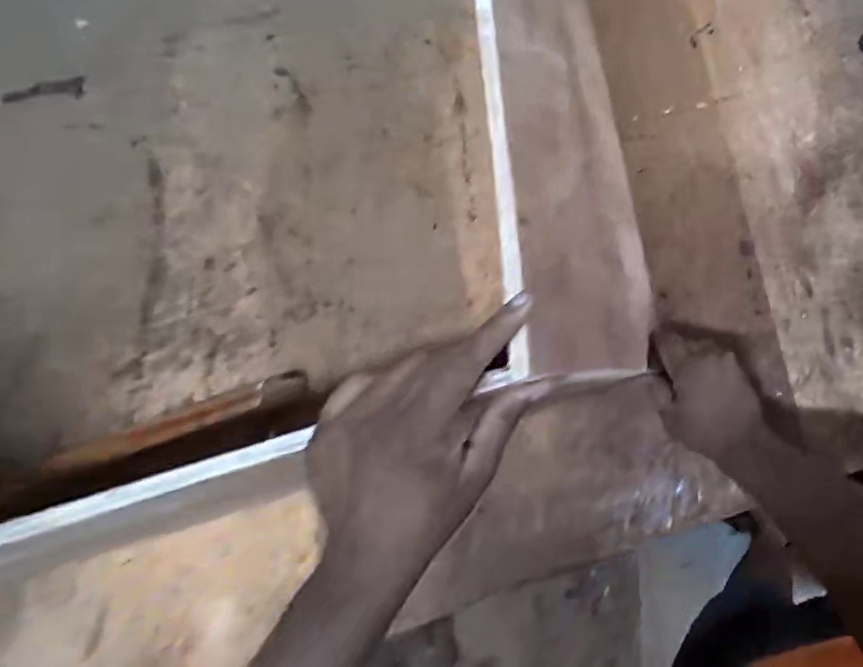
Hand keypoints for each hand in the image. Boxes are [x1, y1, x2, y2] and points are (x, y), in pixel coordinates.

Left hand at [306, 294, 554, 587]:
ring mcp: (342, 423)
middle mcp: (376, 418)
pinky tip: (408, 388)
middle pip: (434, 360)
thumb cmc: (431, 517)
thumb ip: (502, 421)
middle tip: (500, 345)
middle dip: (472, 346)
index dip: (496, 331)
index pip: (463, 364)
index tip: (522, 301)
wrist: (363, 561)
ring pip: (401, 367)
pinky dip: (391, 376)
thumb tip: (540, 381)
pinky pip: (361, 383)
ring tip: (459, 371)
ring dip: (436, 361)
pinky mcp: (322, 432)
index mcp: (418, 430)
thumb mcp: (478, 473)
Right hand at [651, 329, 767, 460]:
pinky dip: (706, 359)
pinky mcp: (738, 363)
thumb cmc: (702, 429)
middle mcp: (708, 352)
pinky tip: (702, 374)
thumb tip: (651, 374)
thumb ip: (658, 392)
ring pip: (702, 346)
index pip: (668, 340)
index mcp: (688, 363)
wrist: (743, 435)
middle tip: (664, 362)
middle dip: (674, 347)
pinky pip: (715, 354)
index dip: (657, 339)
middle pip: (686, 341)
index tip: (650, 343)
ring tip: (683, 369)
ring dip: (691, 353)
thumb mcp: (671, 417)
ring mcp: (726, 356)